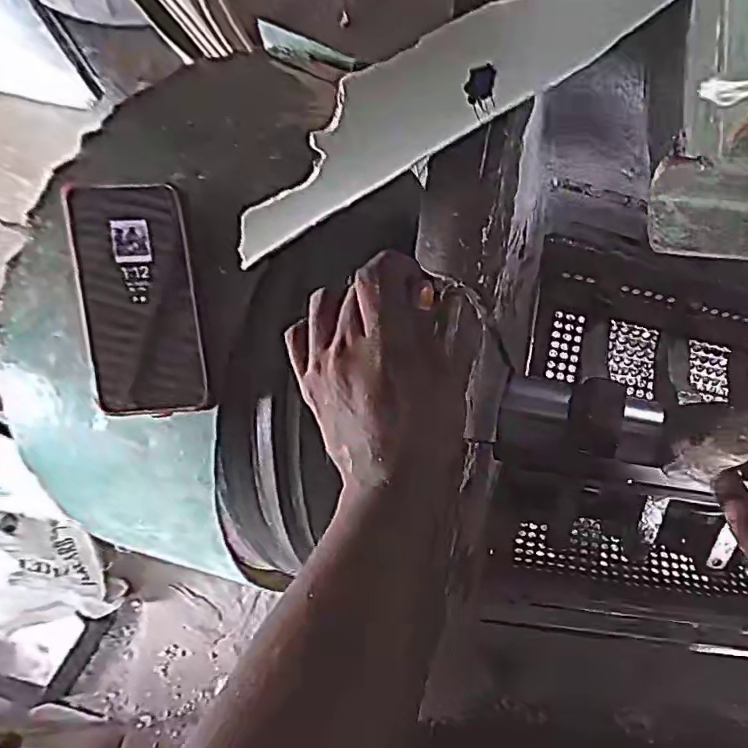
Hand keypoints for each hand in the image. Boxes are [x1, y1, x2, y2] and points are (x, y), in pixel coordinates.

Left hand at [285, 250, 465, 491]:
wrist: (393, 481)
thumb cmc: (424, 442)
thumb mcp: (448, 382)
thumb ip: (432, 335)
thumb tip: (422, 304)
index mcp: (387, 343)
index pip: (377, 275)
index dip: (397, 266)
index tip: (412, 276)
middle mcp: (347, 346)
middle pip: (353, 287)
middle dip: (382, 287)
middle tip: (404, 303)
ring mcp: (323, 363)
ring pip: (324, 304)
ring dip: (350, 302)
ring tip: (372, 319)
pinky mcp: (309, 383)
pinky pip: (300, 334)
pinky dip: (317, 325)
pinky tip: (336, 336)